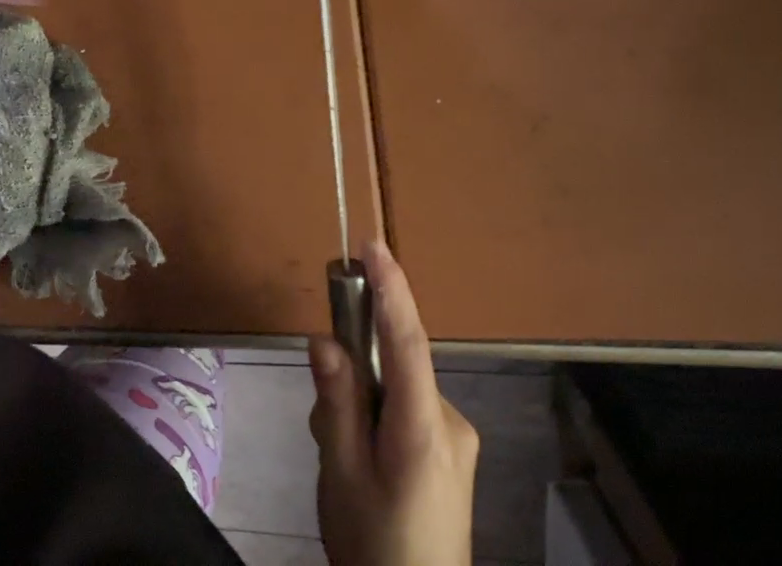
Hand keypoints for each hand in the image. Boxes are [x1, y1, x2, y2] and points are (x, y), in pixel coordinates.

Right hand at [309, 241, 478, 565]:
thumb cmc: (374, 542)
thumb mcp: (340, 473)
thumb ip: (335, 403)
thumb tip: (325, 340)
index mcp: (424, 429)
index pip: (407, 342)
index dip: (391, 290)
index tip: (372, 245)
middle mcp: (451, 423)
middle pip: (393, 367)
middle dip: (351, 376)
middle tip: (324, 429)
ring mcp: (456, 438)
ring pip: (394, 392)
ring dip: (359, 405)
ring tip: (342, 461)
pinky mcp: (450, 451)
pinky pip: (404, 411)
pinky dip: (374, 419)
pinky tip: (361, 463)